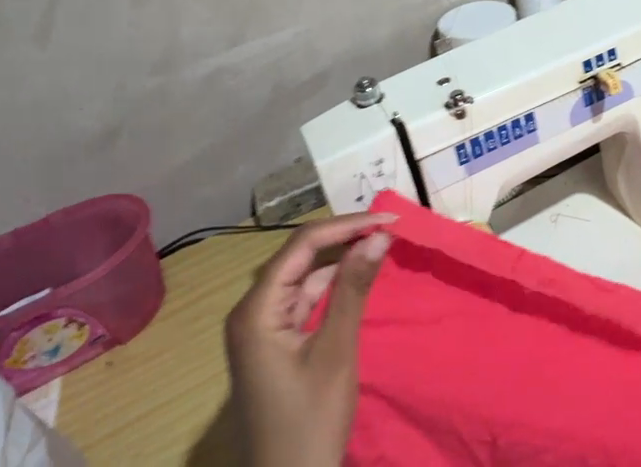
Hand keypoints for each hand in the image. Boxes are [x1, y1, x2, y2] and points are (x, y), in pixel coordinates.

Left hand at [225, 212, 395, 466]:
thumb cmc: (310, 419)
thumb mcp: (336, 351)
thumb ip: (353, 289)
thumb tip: (378, 236)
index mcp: (256, 310)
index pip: (301, 246)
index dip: (346, 226)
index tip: (389, 221)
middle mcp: (252, 312)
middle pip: (298, 258)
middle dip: (343, 238)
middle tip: (388, 229)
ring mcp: (261, 330)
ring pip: (303, 278)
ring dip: (339, 261)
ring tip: (380, 244)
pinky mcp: (274, 346)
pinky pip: (303, 302)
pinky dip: (332, 288)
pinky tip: (358, 279)